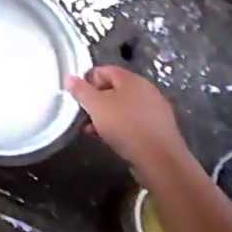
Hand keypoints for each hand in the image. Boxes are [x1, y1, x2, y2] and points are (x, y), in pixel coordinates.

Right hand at [68, 65, 190, 174]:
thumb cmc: (125, 126)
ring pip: (123, 107)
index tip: (77, 96)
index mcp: (132, 80)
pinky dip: (120, 126)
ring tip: (92, 129)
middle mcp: (146, 90)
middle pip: (113, 89)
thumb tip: (70, 77)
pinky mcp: (159, 129)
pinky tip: (109, 138)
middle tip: (84, 114)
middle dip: (95, 101)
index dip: (87, 81)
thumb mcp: (96, 106)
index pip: (103, 70)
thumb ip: (81, 90)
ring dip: (105, 115)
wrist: (161, 161)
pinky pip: (134, 121)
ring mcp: (155, 110)